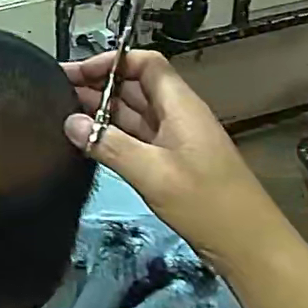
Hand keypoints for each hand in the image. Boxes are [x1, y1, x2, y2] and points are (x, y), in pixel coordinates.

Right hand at [62, 50, 287, 267]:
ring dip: (102, 109)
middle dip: (99, 83)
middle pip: (135, 85)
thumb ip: (109, 146)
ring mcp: (174, 139)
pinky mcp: (171, 162)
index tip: (77, 73)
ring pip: (133, 112)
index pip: (145, 63)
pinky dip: (112, 134)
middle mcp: (177, 114)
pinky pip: (136, 136)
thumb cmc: (207, 204)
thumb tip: (71, 123)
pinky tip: (87, 140)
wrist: (249, 246)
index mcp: (180, 105)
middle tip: (58, 89)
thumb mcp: (153, 173)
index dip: (111, 61)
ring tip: (64, 110)